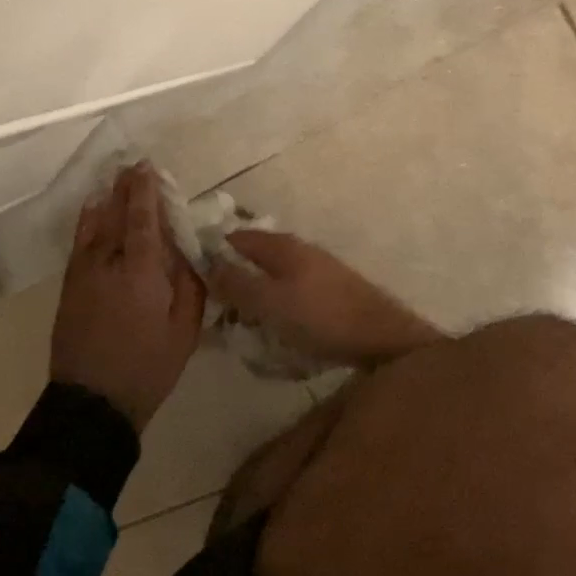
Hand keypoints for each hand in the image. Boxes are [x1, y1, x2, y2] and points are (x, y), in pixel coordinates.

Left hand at [51, 162, 205, 431]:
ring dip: (105, 201)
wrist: (92, 402)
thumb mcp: (184, 332)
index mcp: (141, 273)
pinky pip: (79, 244)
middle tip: (133, 166)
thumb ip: (190, 287)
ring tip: (114, 181)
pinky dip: (86, 223)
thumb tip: (189, 253)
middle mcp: (109, 263)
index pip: (144, 220)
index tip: (147, 167)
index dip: (145, 192)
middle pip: (116, 216)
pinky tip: (92, 213)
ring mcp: (84, 274)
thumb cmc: (147, 368)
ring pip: (94, 226)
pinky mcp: (70, 287)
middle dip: (125, 189)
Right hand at [209, 231, 442, 368]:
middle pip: (254, 258)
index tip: (191, 277)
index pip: (236, 236)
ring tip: (239, 324)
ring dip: (254, 297)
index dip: (212, 251)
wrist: (384, 339)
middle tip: (214, 309)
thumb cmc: (321, 317)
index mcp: (281, 245)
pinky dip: (275, 307)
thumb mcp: (269, 303)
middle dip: (232, 279)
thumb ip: (236, 284)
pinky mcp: (330, 293)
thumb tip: (207, 264)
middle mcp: (299, 250)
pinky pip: (290, 295)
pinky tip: (273, 329)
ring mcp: (318, 270)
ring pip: (272, 278)